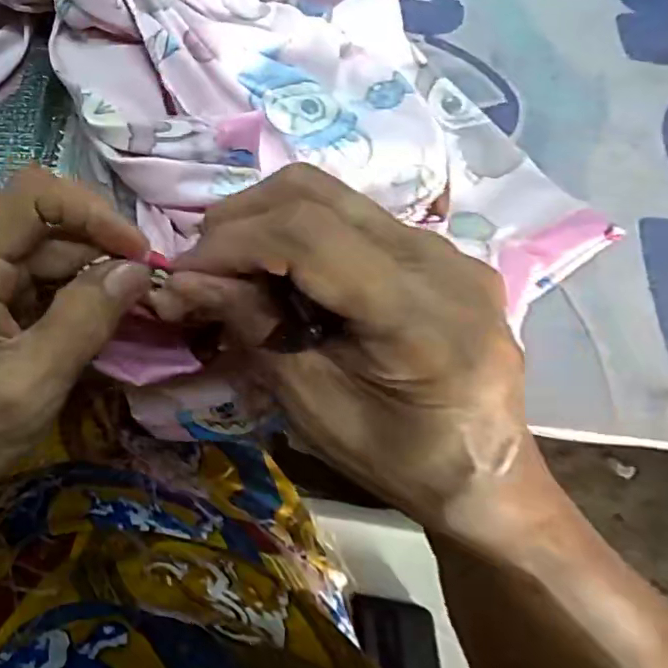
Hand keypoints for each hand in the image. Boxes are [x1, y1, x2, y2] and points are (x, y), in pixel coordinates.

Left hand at [0, 167, 152, 547]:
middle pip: (48, 222)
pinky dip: (81, 294)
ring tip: (144, 306)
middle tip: (154, 286)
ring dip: (98, 272)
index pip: (33, 195)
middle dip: (103, 245)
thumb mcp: (34, 379)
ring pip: (52, 252)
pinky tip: (113, 317)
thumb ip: (86, 318)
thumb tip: (138, 269)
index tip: (138, 252)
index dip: (90, 210)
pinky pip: (45, 281)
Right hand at [148, 164, 538, 539]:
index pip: (306, 235)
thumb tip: (178, 281)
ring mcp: (436, 245)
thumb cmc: (397, 457)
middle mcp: (436, 260)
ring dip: (253, 217)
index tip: (182, 278)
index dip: (230, 244)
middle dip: (233, 224)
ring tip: (229, 265)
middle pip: (307, 194)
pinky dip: (282, 225)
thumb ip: (250, 327)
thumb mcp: (311, 403)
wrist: (489, 477)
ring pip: (317, 189)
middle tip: (198, 272)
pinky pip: (335, 208)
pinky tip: (271, 267)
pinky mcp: (424, 244)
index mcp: (418, 315)